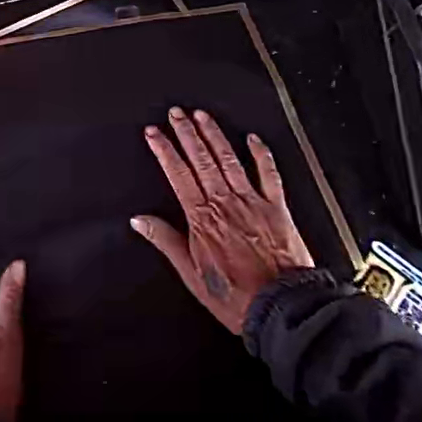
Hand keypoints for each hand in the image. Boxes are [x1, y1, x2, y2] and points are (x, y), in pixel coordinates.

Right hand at [133, 107, 314, 332]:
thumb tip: (141, 220)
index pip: (178, 173)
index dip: (164, 149)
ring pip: (228, 158)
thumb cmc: (236, 296)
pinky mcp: (276, 207)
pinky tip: (253, 138)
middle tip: (176, 113)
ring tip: (202, 115)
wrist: (280, 308)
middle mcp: (225, 203)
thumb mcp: (191, 274)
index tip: (154, 133)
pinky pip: (268, 173)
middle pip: (201, 158)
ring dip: (214, 134)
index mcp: (202, 218)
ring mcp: (251, 201)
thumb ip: (165, 241)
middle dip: (186, 132)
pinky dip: (261, 153)